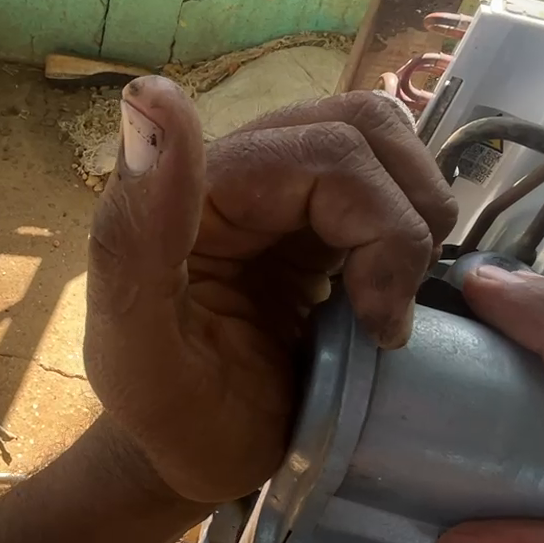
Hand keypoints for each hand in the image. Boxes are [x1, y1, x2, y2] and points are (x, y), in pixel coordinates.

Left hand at [84, 76, 456, 504]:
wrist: (199, 451)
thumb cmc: (166, 417)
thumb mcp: (137, 350)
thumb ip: (132, 235)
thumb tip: (150, 91)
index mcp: (188, 190)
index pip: (317, 151)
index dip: (373, 218)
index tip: (374, 319)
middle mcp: (236, 174)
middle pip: (362, 133)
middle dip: (399, 223)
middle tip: (381, 320)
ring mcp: (281, 197)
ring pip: (384, 150)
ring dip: (411, 223)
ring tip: (382, 312)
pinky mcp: (316, 226)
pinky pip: (387, 192)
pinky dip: (407, 238)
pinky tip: (384, 304)